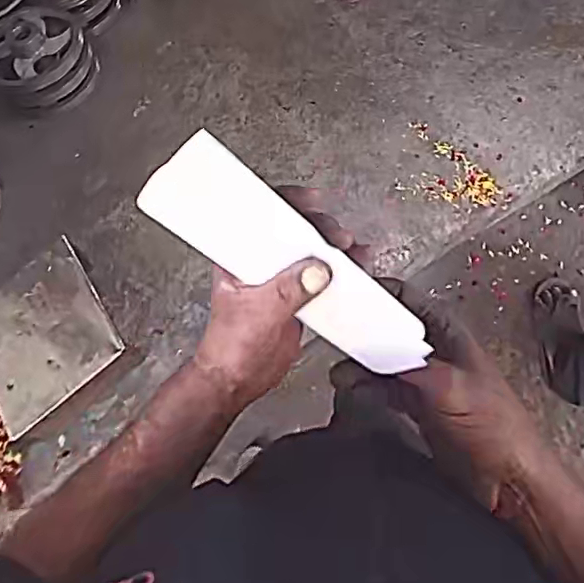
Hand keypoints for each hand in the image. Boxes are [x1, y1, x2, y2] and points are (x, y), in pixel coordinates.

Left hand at [190, 187, 361, 405]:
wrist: (236, 382)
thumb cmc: (229, 346)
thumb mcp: (260, 311)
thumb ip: (290, 290)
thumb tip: (318, 270)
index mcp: (240, 256)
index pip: (263, 216)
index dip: (287, 202)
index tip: (309, 200)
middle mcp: (260, 262)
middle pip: (294, 231)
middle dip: (319, 228)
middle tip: (336, 236)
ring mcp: (279, 278)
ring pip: (310, 252)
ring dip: (332, 249)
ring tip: (352, 249)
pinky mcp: (295, 296)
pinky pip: (320, 277)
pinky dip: (339, 272)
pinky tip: (354, 268)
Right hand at [346, 295, 548, 510]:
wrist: (511, 480)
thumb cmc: (500, 427)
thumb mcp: (450, 385)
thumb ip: (412, 365)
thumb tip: (377, 350)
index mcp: (448, 332)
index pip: (407, 299)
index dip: (379, 293)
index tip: (352, 295)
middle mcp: (434, 350)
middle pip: (390, 330)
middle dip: (364, 332)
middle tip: (340, 335)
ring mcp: (425, 378)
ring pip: (383, 360)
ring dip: (361, 364)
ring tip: (342, 371)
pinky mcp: (418, 405)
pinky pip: (384, 388)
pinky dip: (367, 387)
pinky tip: (354, 390)